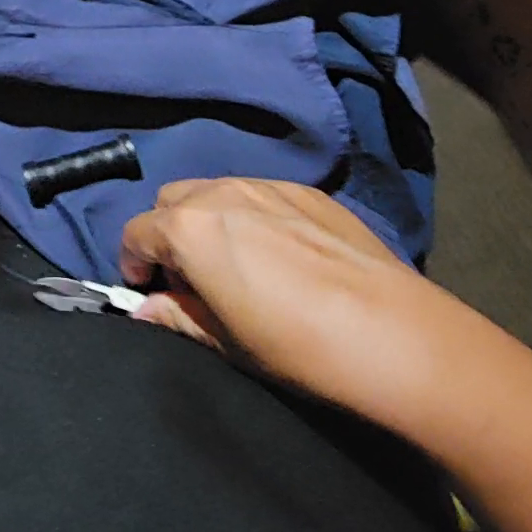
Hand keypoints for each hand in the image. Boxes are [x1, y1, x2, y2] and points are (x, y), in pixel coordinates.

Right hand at [120, 177, 444, 415]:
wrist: (396, 336)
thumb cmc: (296, 345)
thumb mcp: (224, 341)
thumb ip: (175, 316)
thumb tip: (143, 311)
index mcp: (187, 228)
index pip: (135, 233)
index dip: (134, 263)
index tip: (150, 289)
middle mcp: (218, 193)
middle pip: (170, 201)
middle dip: (168, 232)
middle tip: (192, 275)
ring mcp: (264, 186)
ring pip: (214, 191)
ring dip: (208, 219)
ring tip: (238, 260)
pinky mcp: (306, 191)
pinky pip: (258, 194)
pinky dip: (251, 215)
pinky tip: (283, 253)